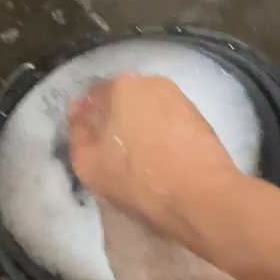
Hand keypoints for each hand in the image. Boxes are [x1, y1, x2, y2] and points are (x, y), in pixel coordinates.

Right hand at [67, 74, 241, 237]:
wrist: (202, 197)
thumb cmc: (137, 178)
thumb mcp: (87, 163)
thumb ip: (77, 133)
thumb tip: (78, 113)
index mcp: (121, 85)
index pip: (92, 96)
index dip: (86, 120)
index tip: (88, 143)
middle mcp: (151, 82)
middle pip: (122, 100)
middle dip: (114, 120)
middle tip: (111, 152)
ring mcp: (179, 97)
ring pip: (147, 110)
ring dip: (138, 127)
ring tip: (137, 158)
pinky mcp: (200, 117)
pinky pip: (168, 121)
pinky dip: (160, 134)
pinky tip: (160, 159)